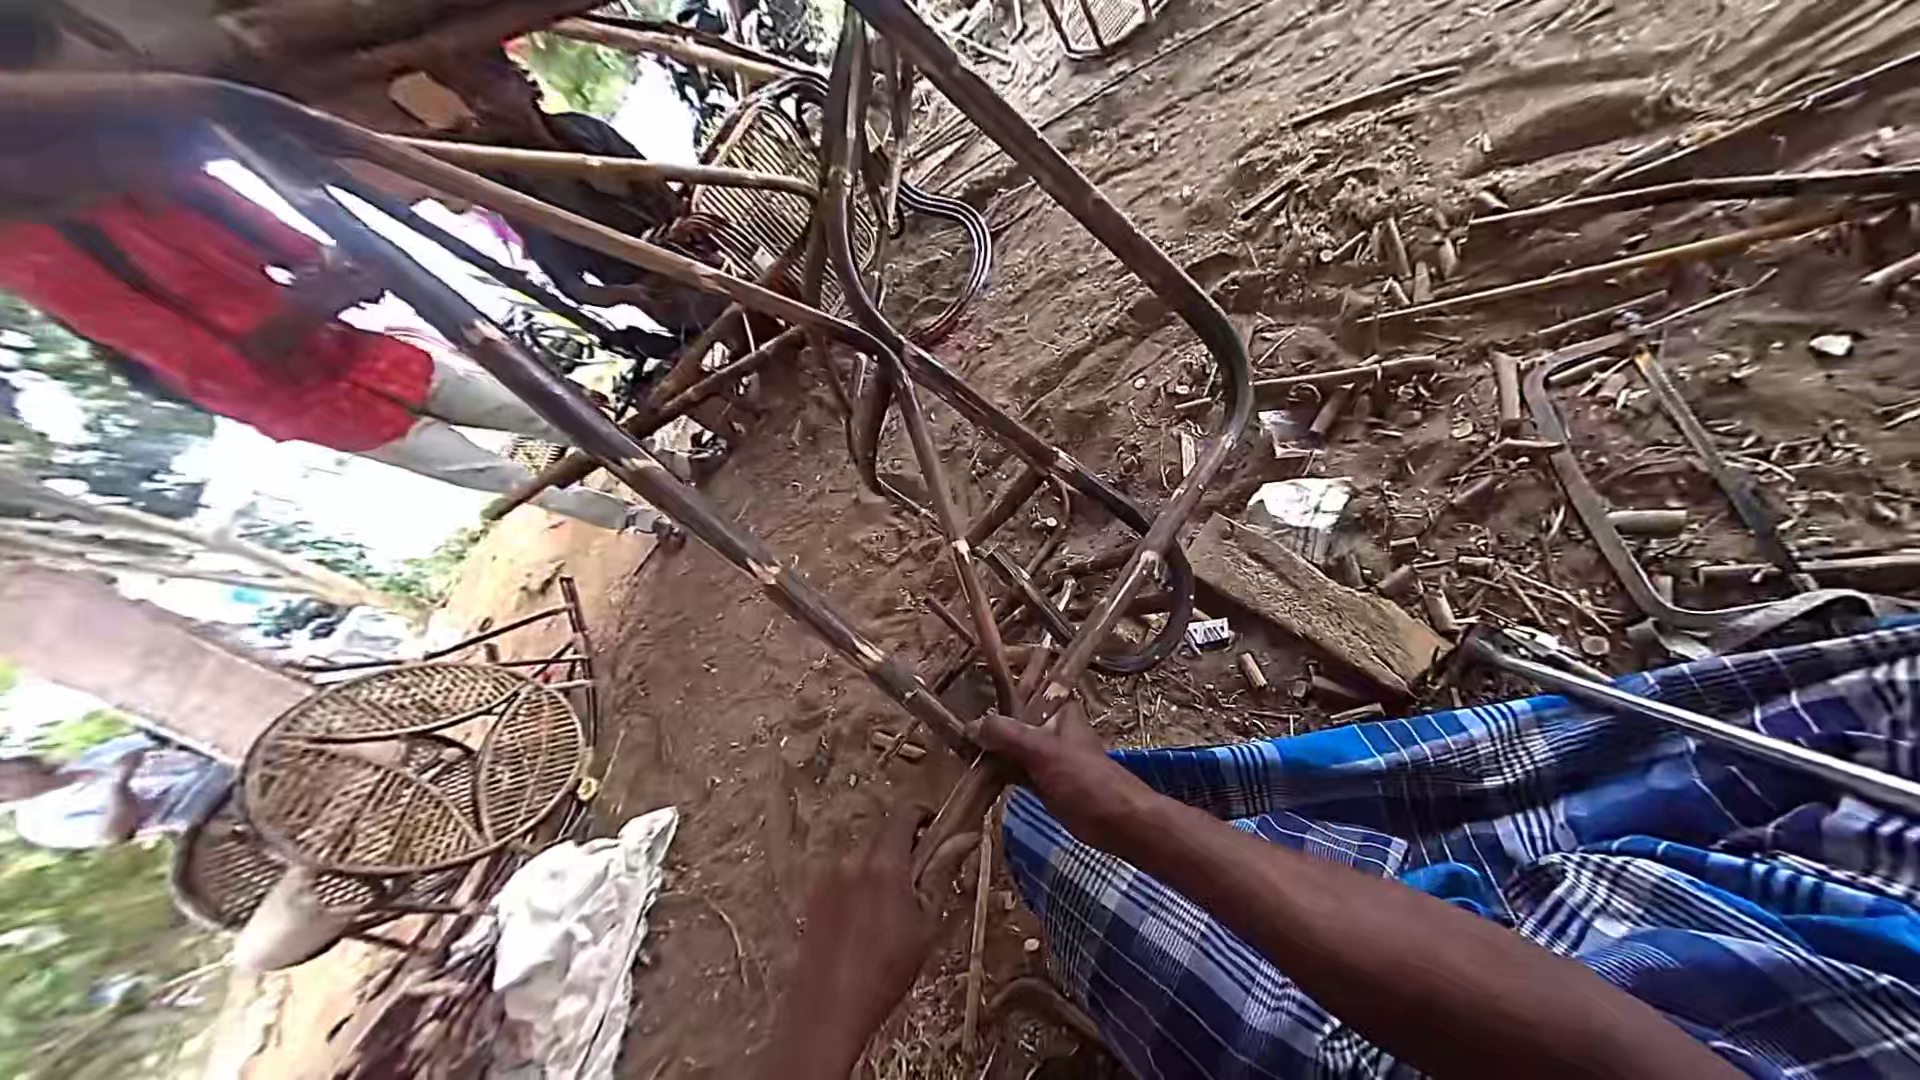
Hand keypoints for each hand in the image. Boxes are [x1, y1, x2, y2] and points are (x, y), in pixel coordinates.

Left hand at [763, 809, 976, 1077]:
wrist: (828, 1009)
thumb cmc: (887, 969)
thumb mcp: (926, 921)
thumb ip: (943, 871)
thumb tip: (967, 836)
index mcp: (886, 861)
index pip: (906, 814)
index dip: (925, 819)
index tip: (937, 836)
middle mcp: (855, 858)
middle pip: (885, 834)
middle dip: (904, 848)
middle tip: (918, 882)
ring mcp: (831, 874)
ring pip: (864, 854)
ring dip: (881, 865)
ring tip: (890, 907)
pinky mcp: (815, 893)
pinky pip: (845, 873)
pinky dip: (859, 883)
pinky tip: (864, 919)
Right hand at [970, 701, 1157, 852]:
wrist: (1116, 822)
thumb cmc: (1084, 778)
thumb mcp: (1041, 749)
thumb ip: (1006, 734)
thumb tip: (970, 725)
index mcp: (1056, 708)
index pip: (1020, 693)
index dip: (994, 698)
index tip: (965, 703)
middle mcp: (1049, 727)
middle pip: (1012, 721)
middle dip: (987, 728)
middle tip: (956, 733)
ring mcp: (1046, 754)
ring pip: (1010, 747)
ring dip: (989, 751)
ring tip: (959, 751)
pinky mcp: (1042, 780)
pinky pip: (1013, 769)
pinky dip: (997, 771)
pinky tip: (975, 773)